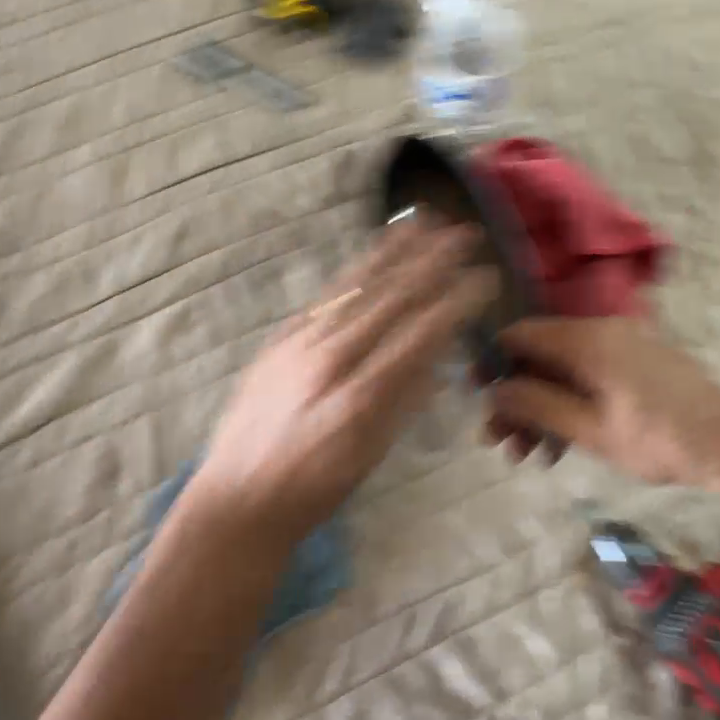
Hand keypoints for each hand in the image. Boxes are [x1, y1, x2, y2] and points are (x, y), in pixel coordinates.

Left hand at [195, 221, 497, 546]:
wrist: (235, 498)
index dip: (456, 302)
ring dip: (394, 251)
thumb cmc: (313, 489)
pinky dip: (357, 269)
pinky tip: (375, 252)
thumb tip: (441, 360)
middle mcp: (329, 359)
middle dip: (432, 261)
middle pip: (390, 298)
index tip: (484, 279)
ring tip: (421, 221)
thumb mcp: (369, 456)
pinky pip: (326, 296)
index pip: (419, 334)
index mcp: (360, 396)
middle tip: (463, 233)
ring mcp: (299, 343)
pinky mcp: (279, 339)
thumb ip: (405, 403)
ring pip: (356, 286)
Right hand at [485, 317, 719, 491]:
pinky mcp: (640, 359)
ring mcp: (624, 343)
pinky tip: (565, 442)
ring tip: (533, 456)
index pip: (521, 334)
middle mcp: (603, 329)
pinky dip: (572, 400)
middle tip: (503, 444)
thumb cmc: (658, 439)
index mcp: (587, 340)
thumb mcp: (590, 430)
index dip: (493, 362)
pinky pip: (591, 371)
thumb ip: (538, 405)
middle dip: (518, 398)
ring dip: (544, 405)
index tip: (477, 397)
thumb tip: (496, 390)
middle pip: (541, 354)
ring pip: (566, 367)